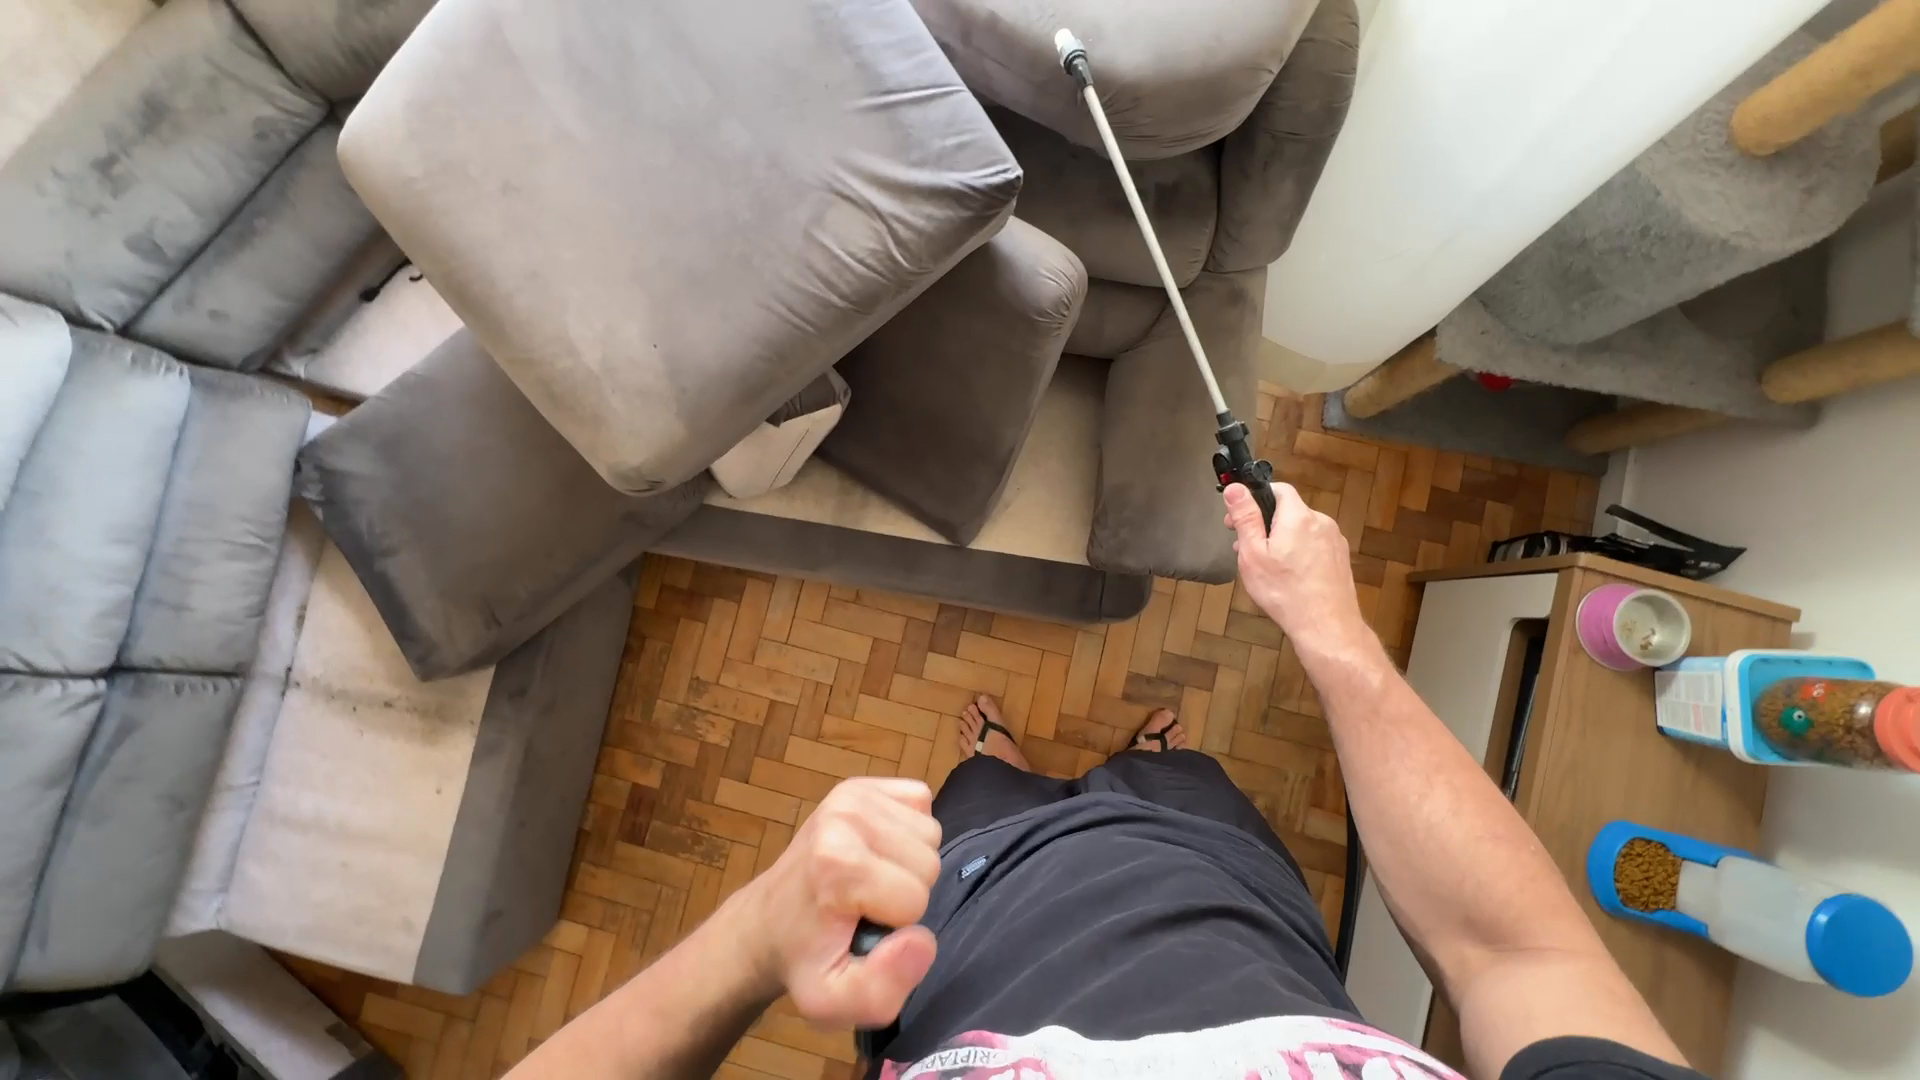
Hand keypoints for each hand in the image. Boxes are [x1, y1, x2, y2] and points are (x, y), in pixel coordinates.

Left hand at [736, 777, 940, 1027]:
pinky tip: (876, 849)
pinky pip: (920, 799)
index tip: (862, 927)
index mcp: (838, 866)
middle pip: (929, 862)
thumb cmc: (805, 959)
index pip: (916, 901)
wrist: (768, 921)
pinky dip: (907, 828)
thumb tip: (921, 939)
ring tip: (869, 878)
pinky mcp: (861, 782)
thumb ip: (882, 989)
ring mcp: (853, 793)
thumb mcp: (833, 1001)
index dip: (897, 924)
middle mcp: (847, 817)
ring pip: (930, 833)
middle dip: (906, 890)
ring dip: (908, 861)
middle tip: (866, 904)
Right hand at [1224, 482, 1370, 655]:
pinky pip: (1312, 544)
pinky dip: (1297, 550)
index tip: (1237, 517)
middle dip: (1263, 522)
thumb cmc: (1285, 592)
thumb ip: (1245, 518)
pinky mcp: (1339, 557)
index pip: (1278, 489)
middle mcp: (1320, 522)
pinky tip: (1286, 574)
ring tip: (1263, 565)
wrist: (1326, 625)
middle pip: (1287, 511)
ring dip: (1279, 538)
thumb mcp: (1254, 554)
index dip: (1255, 498)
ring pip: (1300, 529)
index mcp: (1298, 517)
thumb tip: (1235, 488)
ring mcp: (1333, 540)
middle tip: (1243, 546)